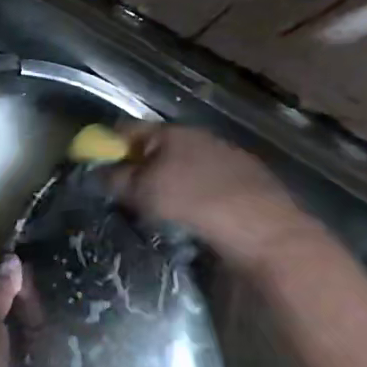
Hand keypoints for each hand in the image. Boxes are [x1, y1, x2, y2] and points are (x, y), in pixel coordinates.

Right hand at [108, 124, 314, 264]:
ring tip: (159, 212)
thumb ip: (113, 179)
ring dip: (168, 184)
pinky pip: (207, 186)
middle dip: (138, 168)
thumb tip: (95, 172)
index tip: (98, 172)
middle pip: (155, 149)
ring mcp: (228, 159)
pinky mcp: (250, 185)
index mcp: (171, 131)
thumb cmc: (196, 204)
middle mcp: (199, 137)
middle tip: (126, 197)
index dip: (106, 147)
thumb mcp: (141, 193)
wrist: (270, 237)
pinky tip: (193, 220)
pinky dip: (195, 198)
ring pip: (183, 168)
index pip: (125, 130)